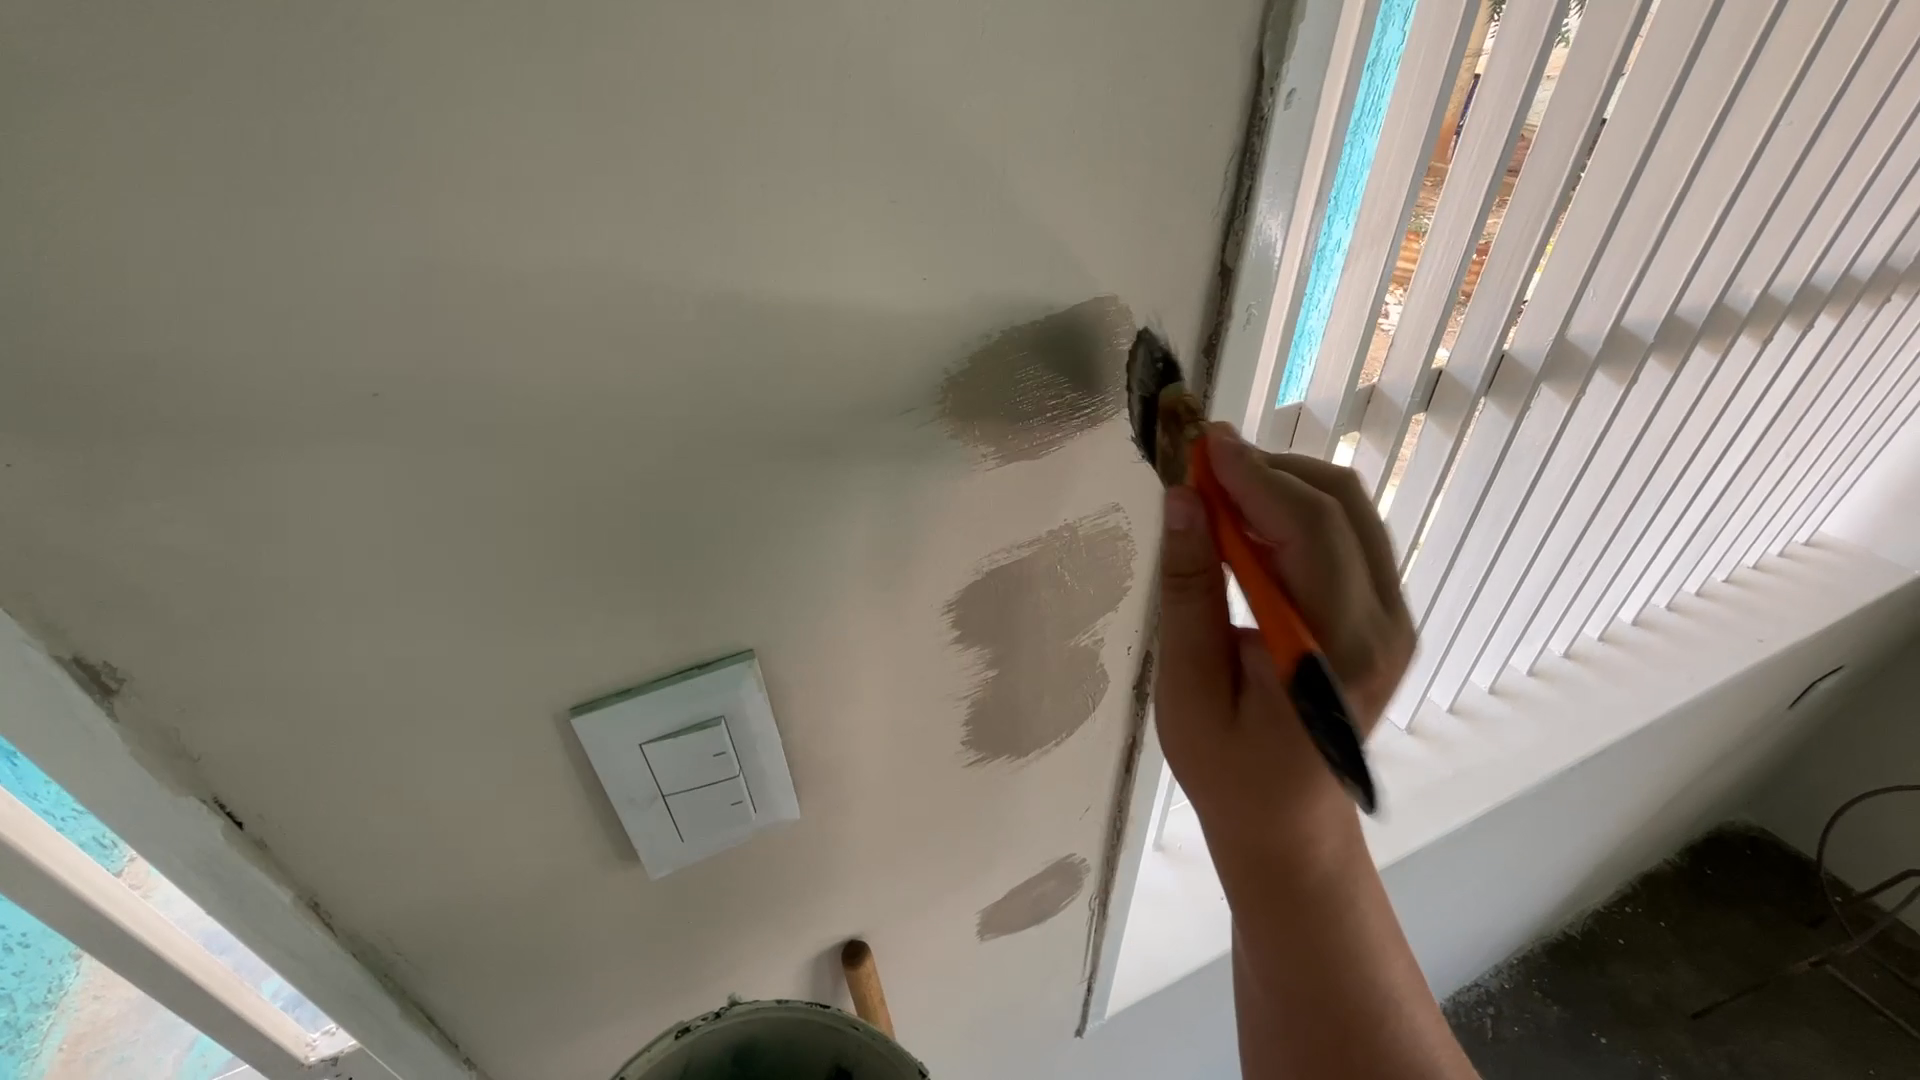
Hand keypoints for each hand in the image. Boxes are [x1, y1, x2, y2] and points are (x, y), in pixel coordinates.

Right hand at [1155, 427, 1413, 838]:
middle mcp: (1385, 626)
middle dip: (1266, 470)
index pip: (1308, 530)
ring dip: (1281, 486)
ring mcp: (1393, 619)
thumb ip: (1190, 591)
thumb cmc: (1228, 769)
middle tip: (1198, 467)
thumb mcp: (1188, 687)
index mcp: (1337, 651)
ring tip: (1215, 494)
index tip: (1200, 441)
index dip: (1253, 475)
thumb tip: (1183, 501)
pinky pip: (1346, 536)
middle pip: (1340, 504)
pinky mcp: (1384, 617)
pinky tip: (1245, 527)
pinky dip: (1293, 512)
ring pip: (1349, 511)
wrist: (1288, 824)